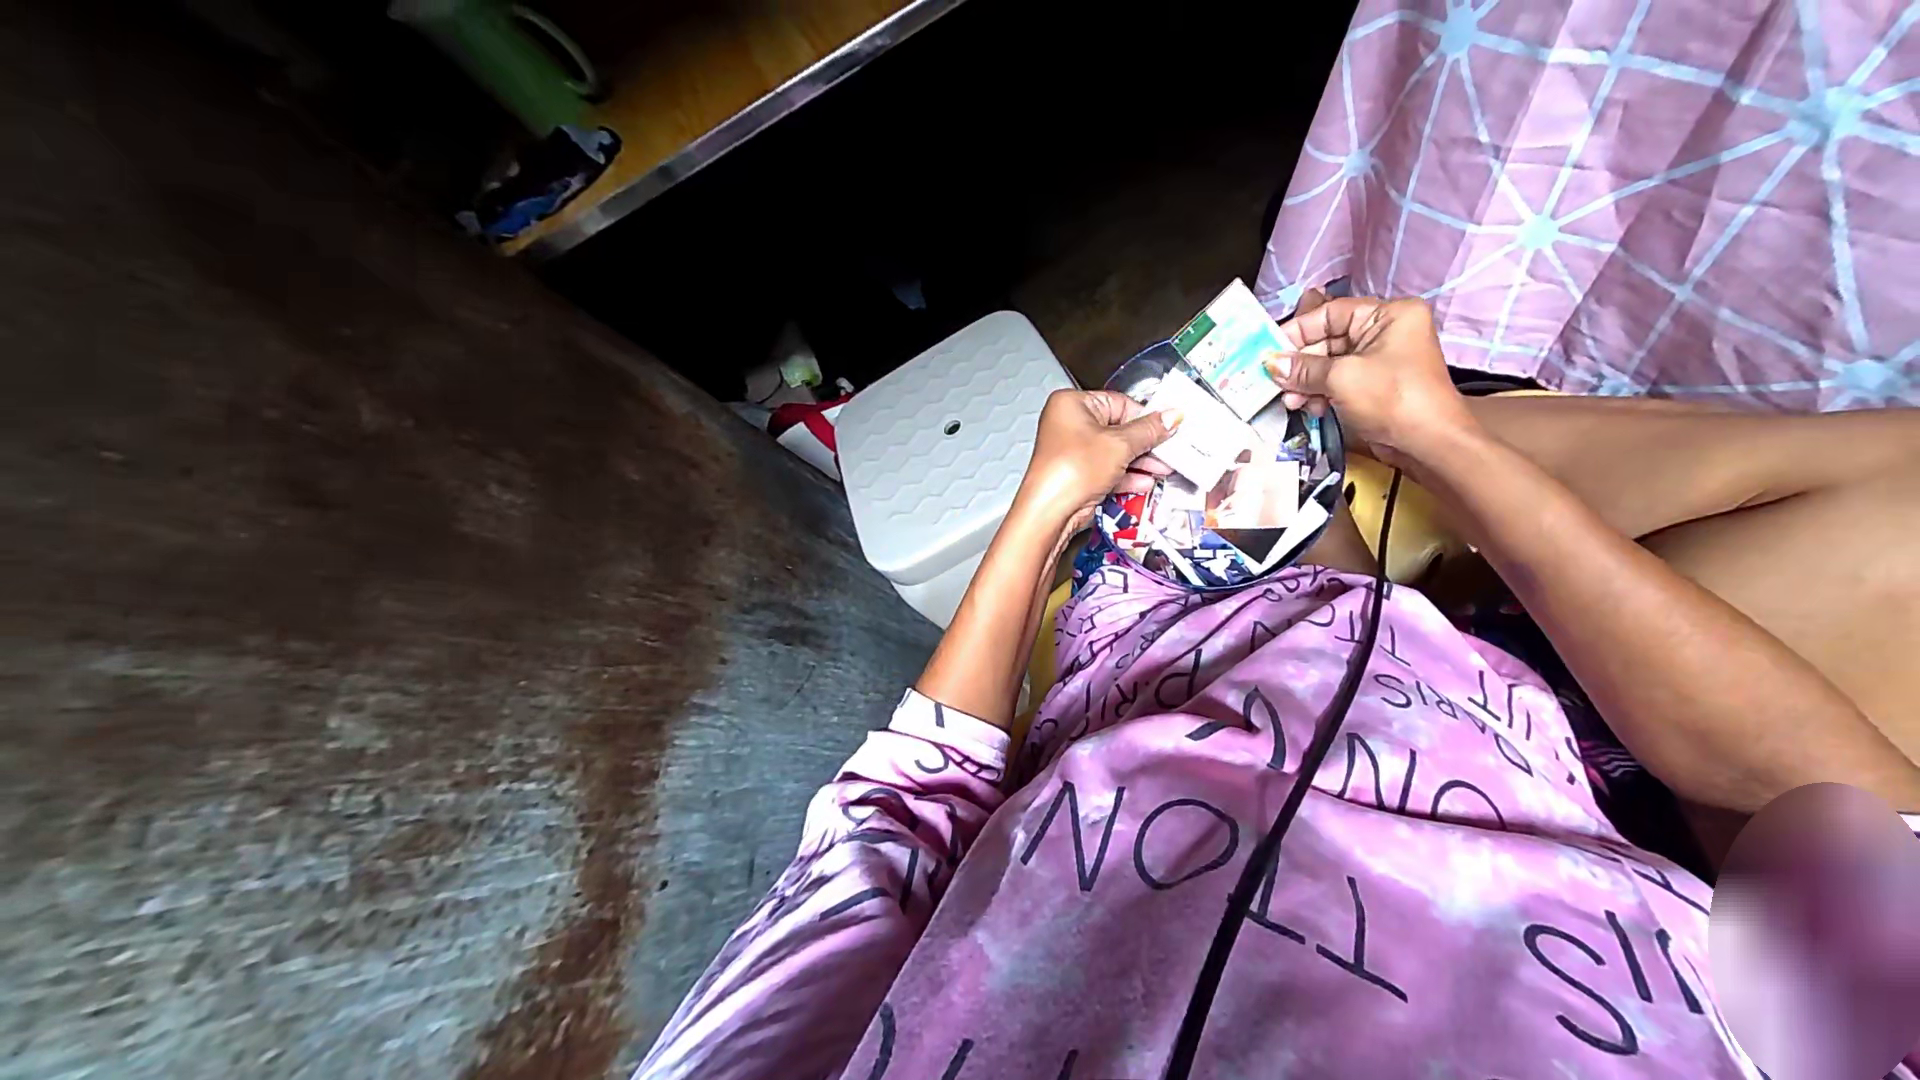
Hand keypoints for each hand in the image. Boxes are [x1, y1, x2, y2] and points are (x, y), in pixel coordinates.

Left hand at [1017, 389, 1180, 531]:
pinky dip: (1126, 476)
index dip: (1145, 417)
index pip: (1119, 403)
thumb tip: (1170, 417)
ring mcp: (1072, 451)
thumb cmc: (1069, 471)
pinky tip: (1144, 482)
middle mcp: (1068, 424)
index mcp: (1071, 404)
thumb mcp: (1120, 445)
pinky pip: (1107, 470)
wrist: (1051, 512)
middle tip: (1169, 449)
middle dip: (1145, 443)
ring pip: (1114, 452)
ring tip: (1163, 467)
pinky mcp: (1077, 475)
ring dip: (1140, 462)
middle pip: (1118, 429)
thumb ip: (1149, 430)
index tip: (1168, 426)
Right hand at [1264, 291, 1480, 471]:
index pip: (1331, 313)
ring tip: (1292, 401)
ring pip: (1327, 364)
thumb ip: (1302, 368)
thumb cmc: (1391, 399)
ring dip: (1305, 382)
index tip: (1269, 351)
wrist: (1428, 443)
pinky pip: (1336, 381)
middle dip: (1300, 364)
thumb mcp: (1341, 377)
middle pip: (1327, 340)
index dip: (1297, 331)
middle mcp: (1384, 331)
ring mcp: (1378, 359)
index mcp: (1388, 315)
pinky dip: (1318, 393)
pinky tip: (1307, 407)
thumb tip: (1270, 363)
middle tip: (1276, 382)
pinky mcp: (1372, 384)